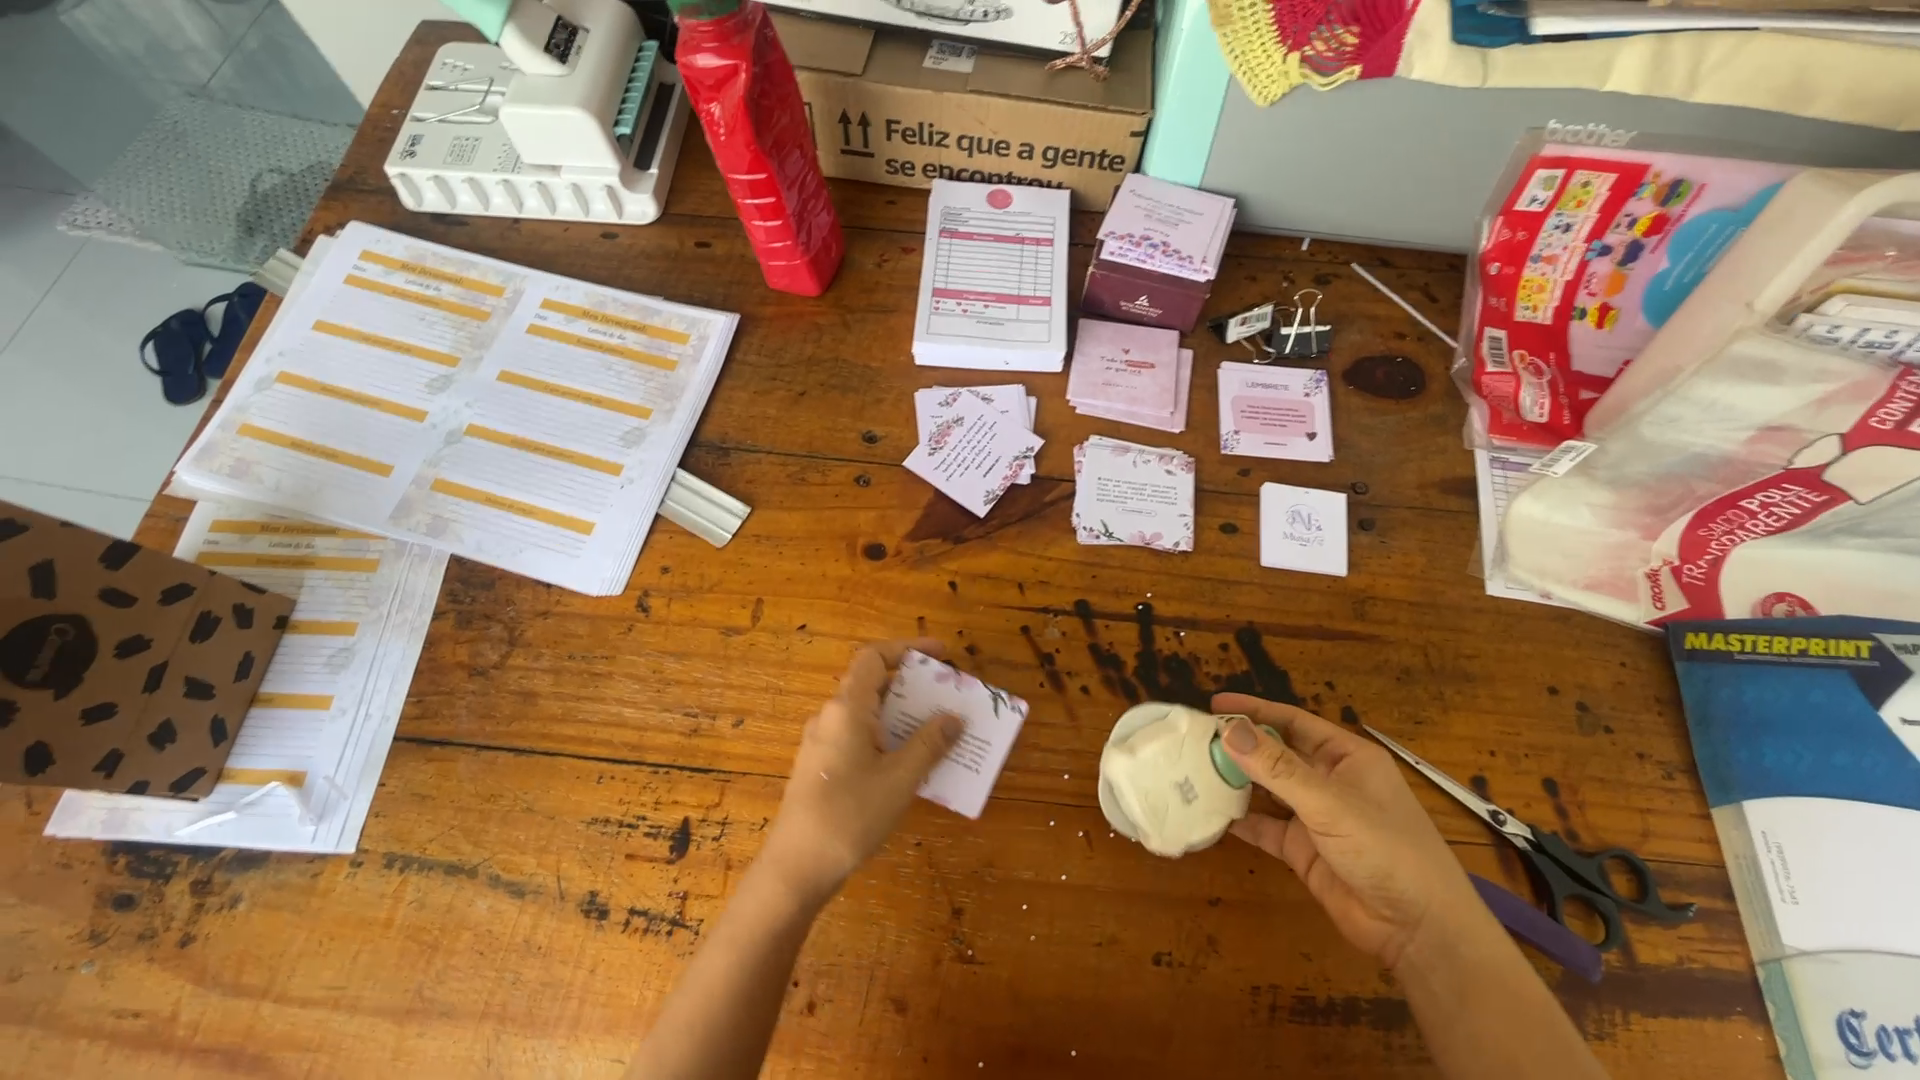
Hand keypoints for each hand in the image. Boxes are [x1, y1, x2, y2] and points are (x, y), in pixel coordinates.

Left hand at [757, 639, 963, 908]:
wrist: (797, 866)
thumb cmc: (850, 815)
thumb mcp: (899, 779)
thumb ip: (928, 744)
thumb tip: (953, 718)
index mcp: (846, 709)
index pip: (874, 658)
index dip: (908, 649)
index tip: (942, 656)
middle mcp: (830, 717)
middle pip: (872, 684)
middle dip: (913, 687)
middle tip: (949, 698)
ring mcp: (822, 742)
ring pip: (868, 714)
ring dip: (903, 716)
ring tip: (940, 731)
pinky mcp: (821, 766)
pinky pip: (860, 738)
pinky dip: (888, 738)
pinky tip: (911, 763)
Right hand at [1214, 693, 1485, 970]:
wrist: (1417, 928)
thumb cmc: (1386, 849)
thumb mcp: (1330, 803)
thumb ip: (1277, 768)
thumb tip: (1229, 730)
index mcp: (1346, 757)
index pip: (1293, 721)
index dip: (1255, 711)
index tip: (1214, 704)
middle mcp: (1329, 781)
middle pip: (1276, 754)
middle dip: (1238, 746)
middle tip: (1192, 740)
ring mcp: (1315, 817)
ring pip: (1266, 790)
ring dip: (1234, 782)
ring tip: (1192, 771)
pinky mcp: (1303, 851)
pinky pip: (1264, 828)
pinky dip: (1239, 821)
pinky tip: (1209, 814)